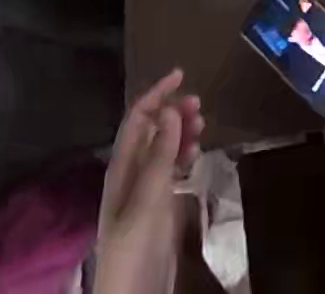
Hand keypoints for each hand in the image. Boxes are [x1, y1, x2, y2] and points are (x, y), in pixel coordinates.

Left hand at [93, 69, 204, 293]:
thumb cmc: (133, 249)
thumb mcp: (147, 200)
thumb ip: (159, 156)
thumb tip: (172, 109)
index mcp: (122, 167)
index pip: (137, 118)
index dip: (156, 94)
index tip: (181, 74)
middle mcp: (131, 174)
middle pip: (151, 129)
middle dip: (172, 110)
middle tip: (200, 103)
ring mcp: (145, 192)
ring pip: (163, 147)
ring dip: (180, 130)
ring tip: (202, 123)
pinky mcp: (159, 209)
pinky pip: (171, 169)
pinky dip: (184, 155)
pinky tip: (196, 153)